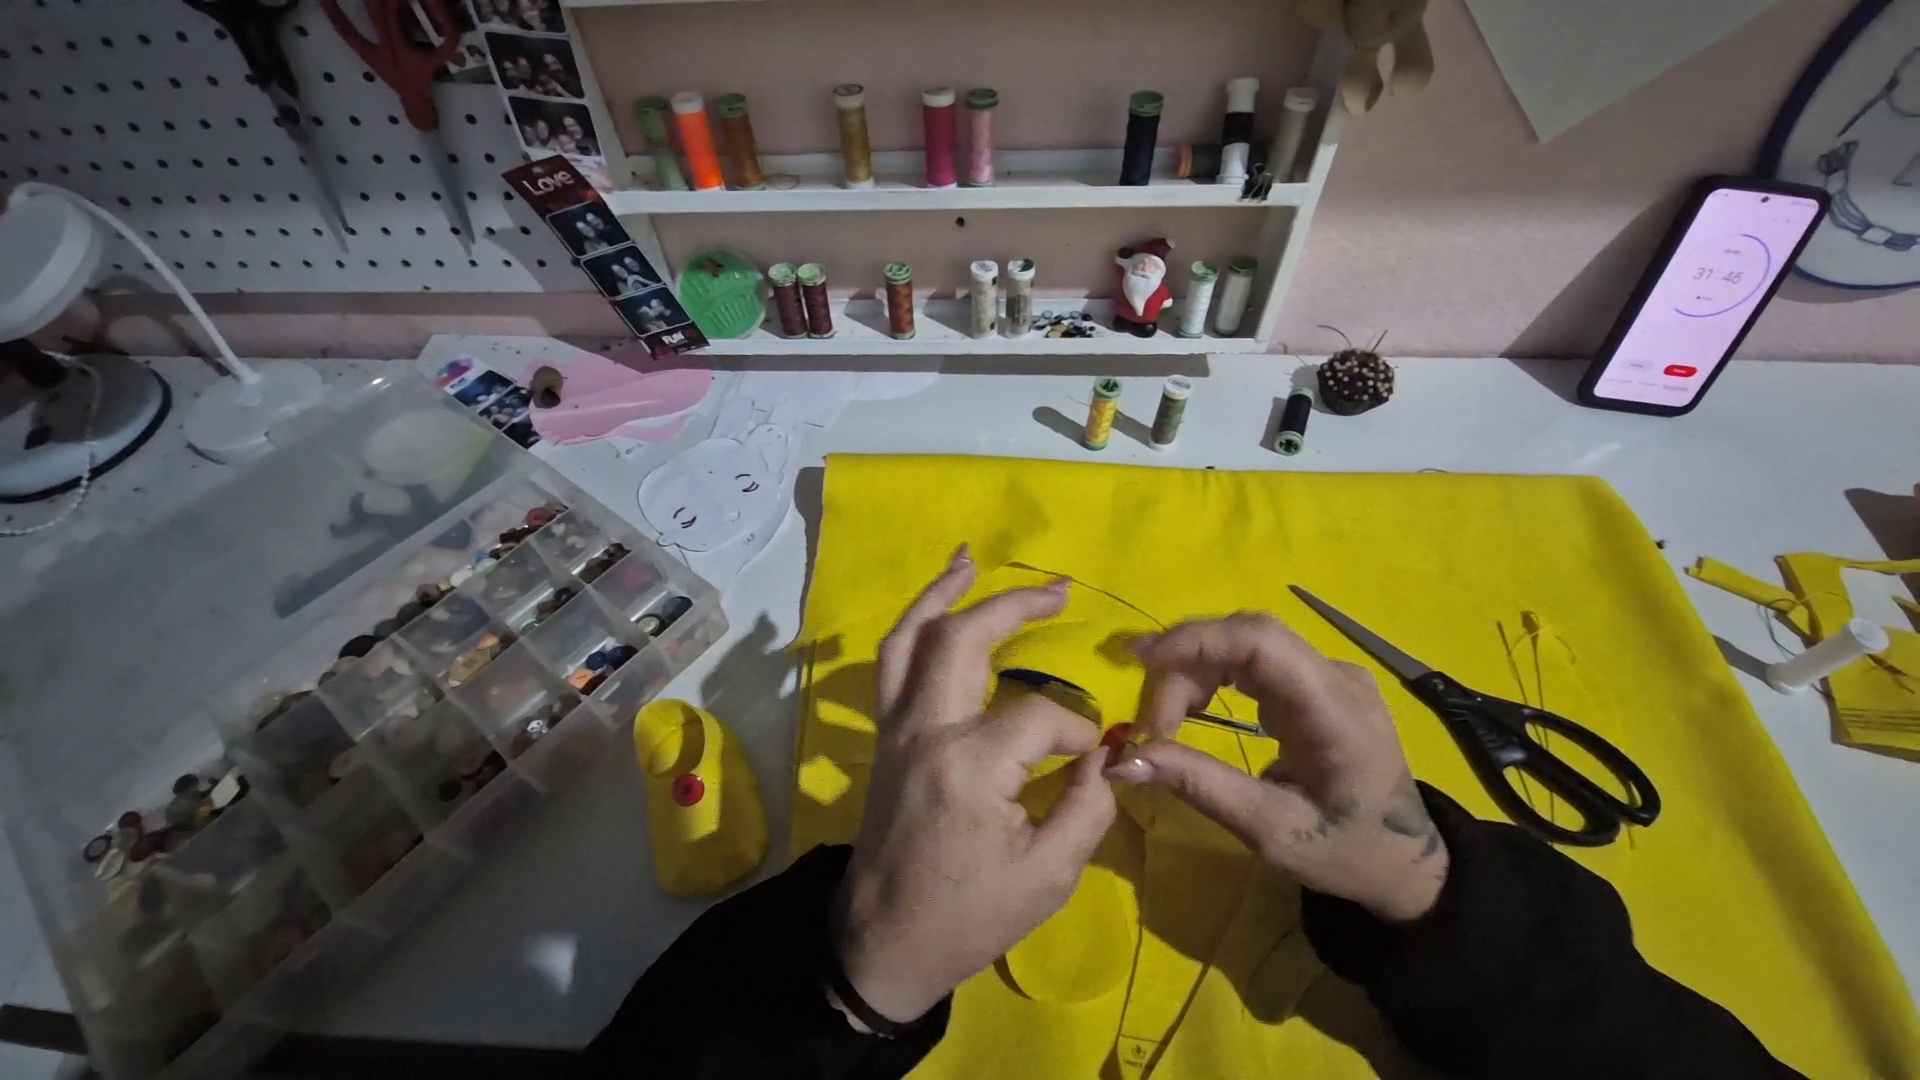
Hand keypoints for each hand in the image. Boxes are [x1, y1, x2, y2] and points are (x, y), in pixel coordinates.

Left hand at [833, 547, 1118, 1023]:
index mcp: (969, 765)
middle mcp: (925, 729)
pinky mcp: (884, 735)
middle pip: (963, 639)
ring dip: (942, 593)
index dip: (1077, 729)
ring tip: (970, 559)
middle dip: (1015, 605)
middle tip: (1060, 590)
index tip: (1094, 755)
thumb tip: (1106, 751)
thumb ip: (1087, 805)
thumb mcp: (1047, 877)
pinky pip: (894, 664)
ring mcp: (895, 728)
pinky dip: (915, 626)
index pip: (1039, 716)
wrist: (882, 942)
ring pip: (911, 638)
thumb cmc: (966, 916)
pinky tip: (938, 611)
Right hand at [1106, 614, 1448, 922]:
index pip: (1261, 641)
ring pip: (1242, 643)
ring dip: (1192, 670)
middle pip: (1245, 636)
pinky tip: (1190, 706)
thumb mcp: (1270, 831)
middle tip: (1150, 721)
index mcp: (1337, 710)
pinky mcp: (1313, 682)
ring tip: (1165, 720)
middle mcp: (1335, 675)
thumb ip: (1199, 786)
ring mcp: (1326, 674)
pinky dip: (1209, 675)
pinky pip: (1250, 659)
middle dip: (1184, 664)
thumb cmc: (1346, 852)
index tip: (1140, 665)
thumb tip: (1123, 759)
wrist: (1407, 864)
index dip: (1195, 640)